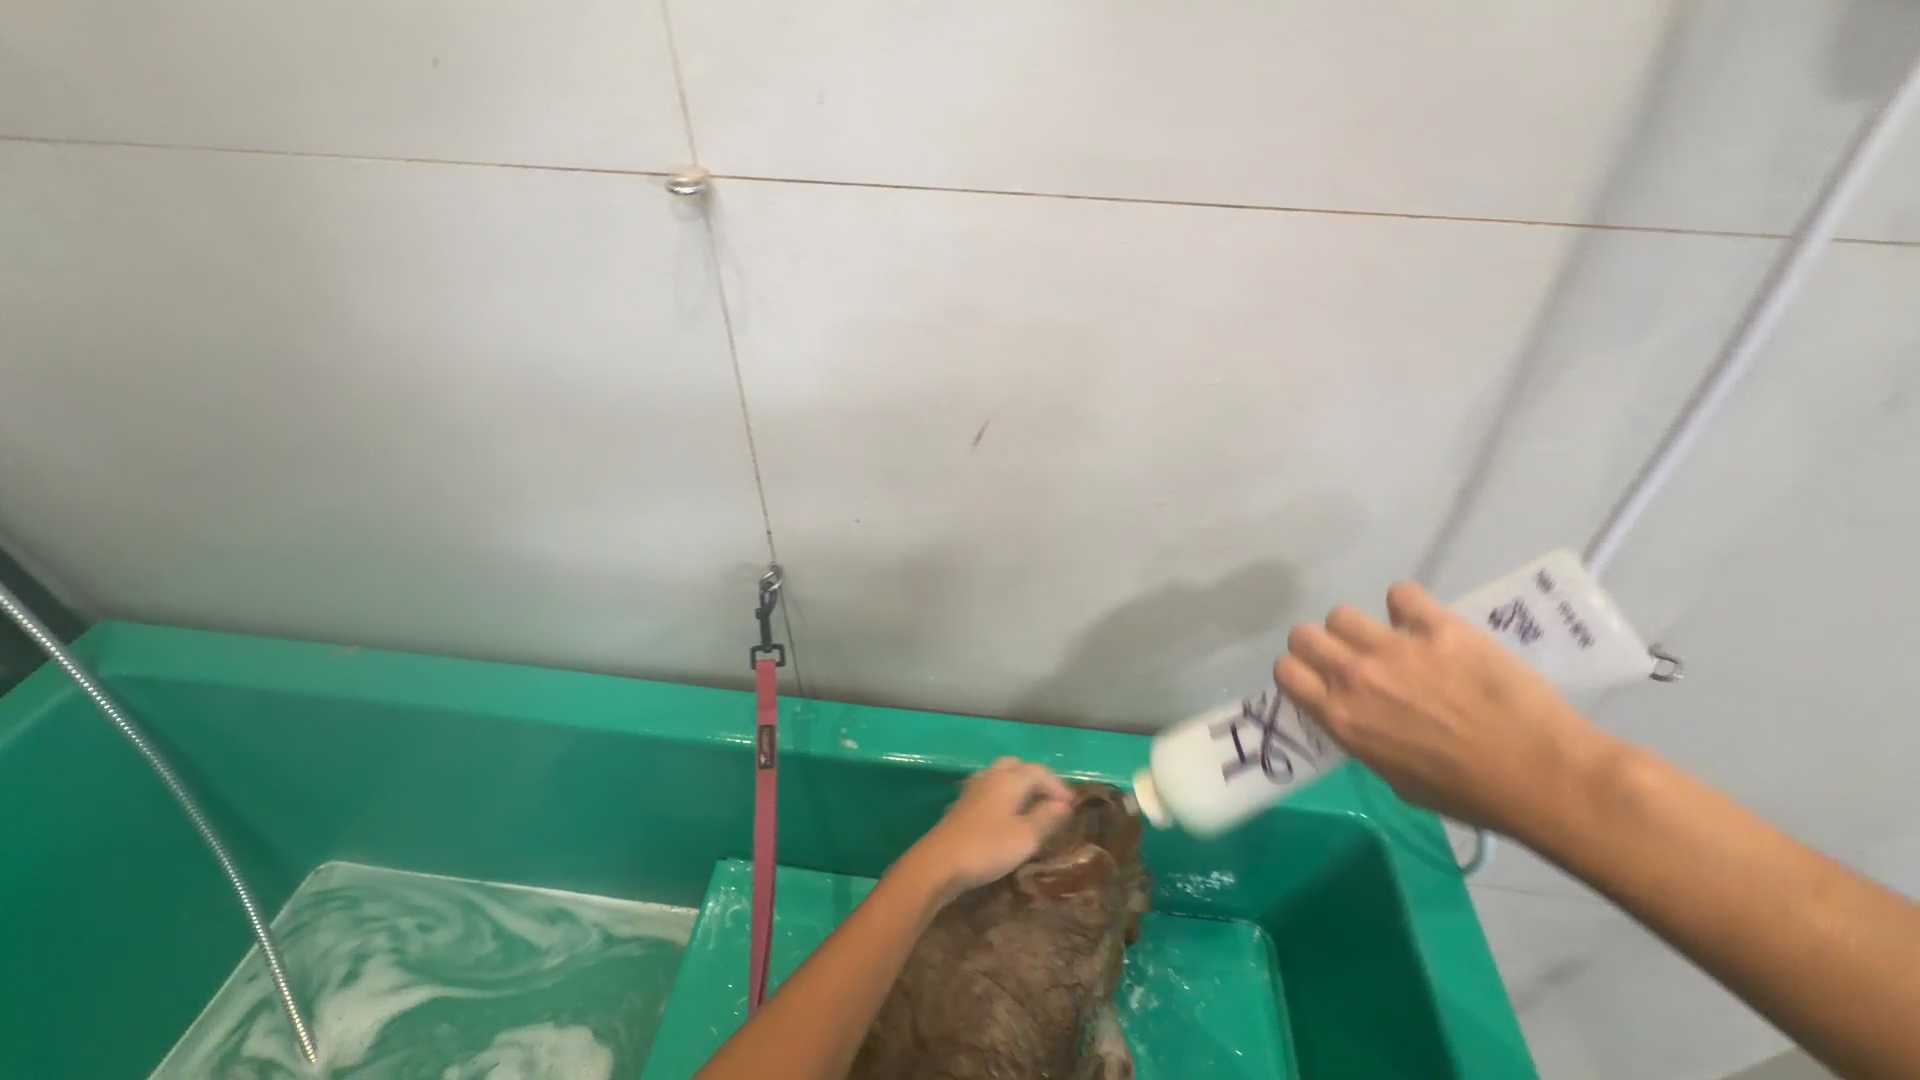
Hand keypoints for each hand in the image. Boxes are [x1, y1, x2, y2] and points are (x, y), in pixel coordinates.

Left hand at [899, 758, 1075, 902]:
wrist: (938, 863)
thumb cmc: (987, 848)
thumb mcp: (1026, 837)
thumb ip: (1047, 818)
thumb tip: (1063, 805)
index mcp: (1009, 780)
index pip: (1039, 772)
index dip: (1057, 786)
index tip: (1071, 807)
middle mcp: (989, 777)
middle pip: (1016, 766)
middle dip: (1036, 780)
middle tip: (1050, 802)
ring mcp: (972, 791)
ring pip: (999, 777)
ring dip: (1017, 787)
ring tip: (1030, 809)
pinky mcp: (960, 807)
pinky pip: (987, 792)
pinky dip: (1002, 798)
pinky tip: (1004, 818)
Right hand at [1274, 582, 1614, 833]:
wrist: (1540, 774)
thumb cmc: (1467, 793)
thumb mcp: (1393, 778)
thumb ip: (1362, 737)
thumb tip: (1360, 716)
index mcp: (1341, 717)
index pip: (1286, 671)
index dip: (1299, 673)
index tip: (1319, 681)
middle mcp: (1355, 676)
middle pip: (1305, 635)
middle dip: (1321, 646)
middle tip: (1351, 660)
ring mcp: (1396, 648)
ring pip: (1343, 614)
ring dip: (1360, 629)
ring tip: (1389, 643)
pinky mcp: (1438, 627)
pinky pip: (1401, 594)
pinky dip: (1407, 606)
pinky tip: (1423, 624)